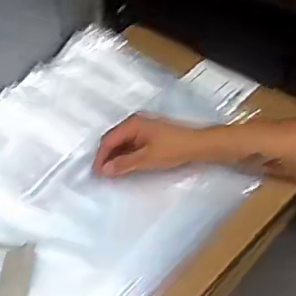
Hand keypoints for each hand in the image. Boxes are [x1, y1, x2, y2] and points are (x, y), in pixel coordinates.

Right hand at [94, 114, 212, 175]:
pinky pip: (131, 142)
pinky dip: (126, 153)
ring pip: (122, 141)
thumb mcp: (147, 159)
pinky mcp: (150, 132)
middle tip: (101, 173)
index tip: (96, 173)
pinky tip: (125, 164)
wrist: (199, 144)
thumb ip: (124, 164)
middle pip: (113, 139)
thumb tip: (105, 170)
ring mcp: (143, 126)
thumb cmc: (173, 149)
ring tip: (112, 171)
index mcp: (132, 124)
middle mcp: (135, 121)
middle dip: (106, 155)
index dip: (100, 157)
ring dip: (116, 155)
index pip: (108, 140)